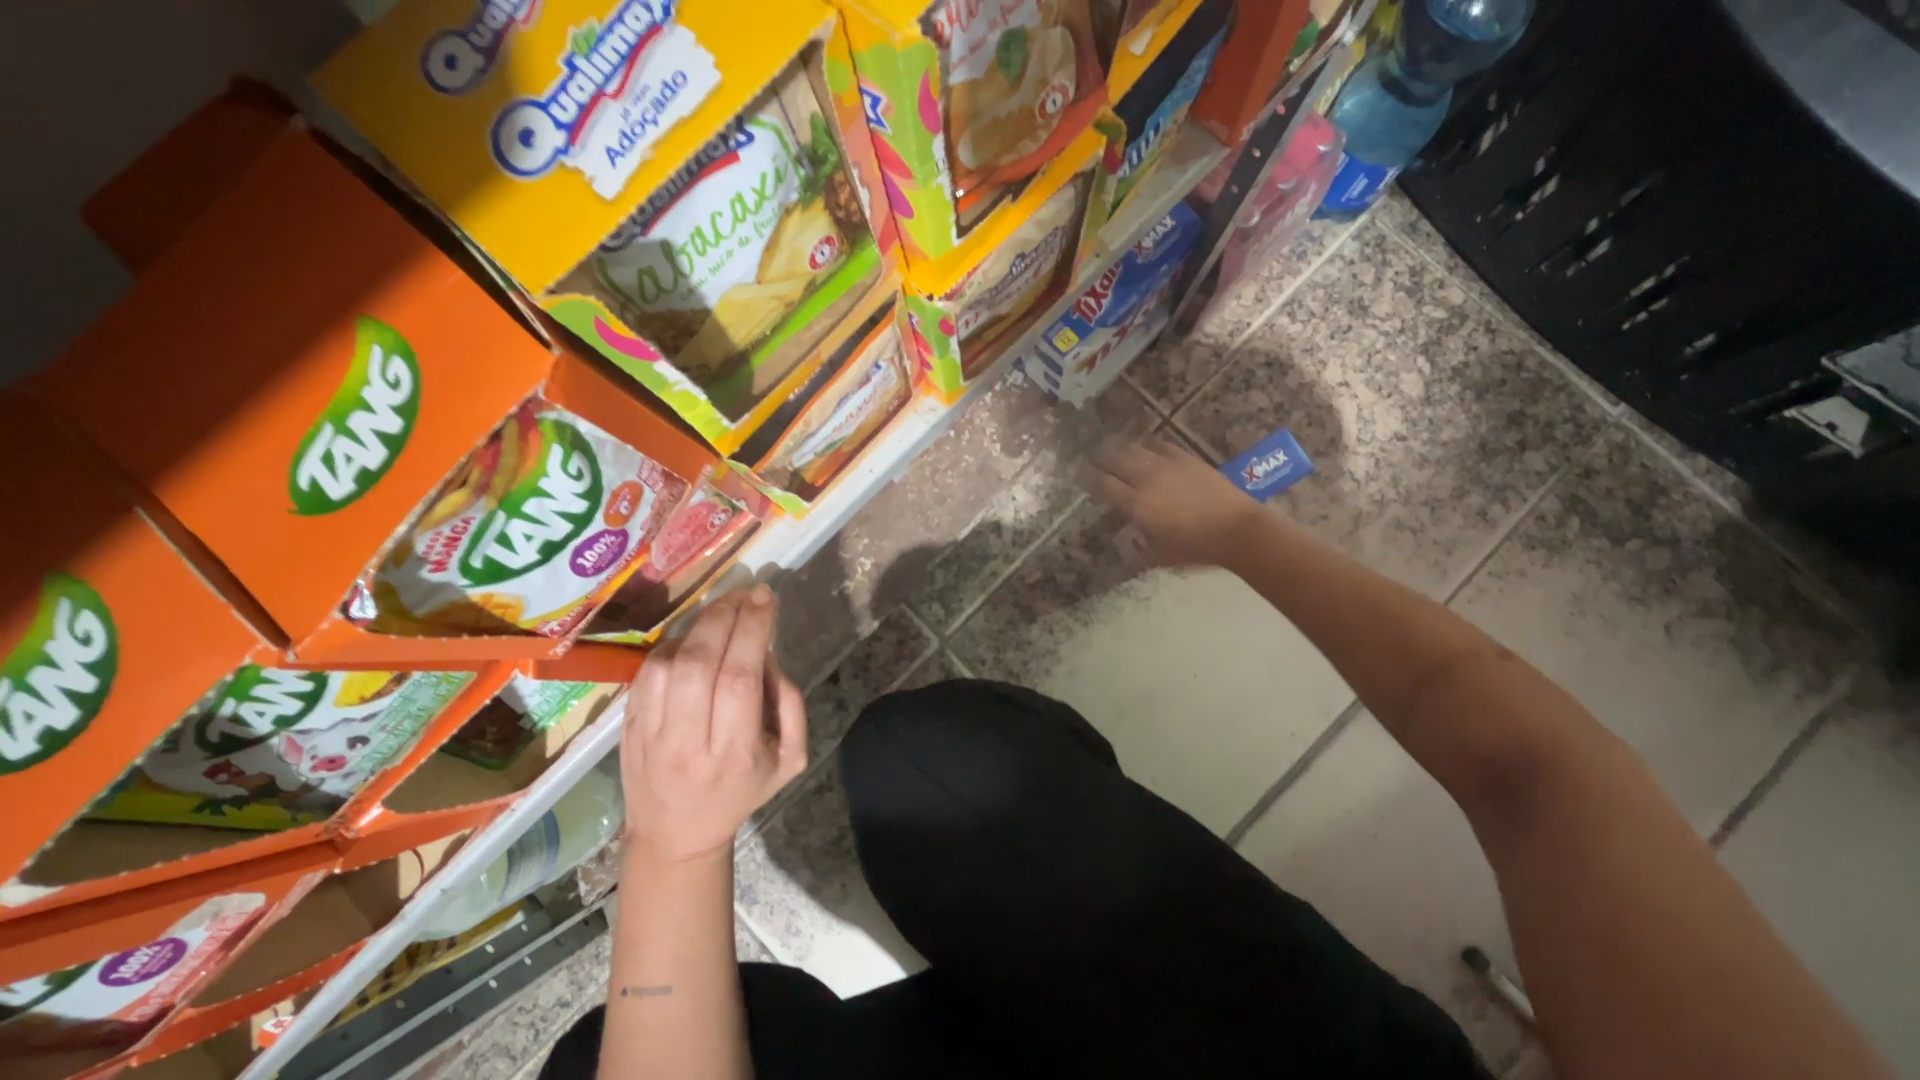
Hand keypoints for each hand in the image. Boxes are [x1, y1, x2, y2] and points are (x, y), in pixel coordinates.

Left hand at [620, 585, 806, 863]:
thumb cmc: (740, 793)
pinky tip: (693, 637)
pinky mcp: (627, 726)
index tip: (766, 598)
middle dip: (726, 617)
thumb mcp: (789, 760)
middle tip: (745, 593)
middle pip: (702, 665)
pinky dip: (671, 645)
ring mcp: (652, 735)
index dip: (752, 631)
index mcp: (735, 754)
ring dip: (698, 627)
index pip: (741, 680)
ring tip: (723, 609)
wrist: (674, 834)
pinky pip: (647, 672)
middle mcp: (689, 744)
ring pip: (670, 665)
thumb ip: (790, 706)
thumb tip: (768, 652)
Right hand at [1082, 436, 1266, 567]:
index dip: (1089, 480)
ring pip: (1137, 449)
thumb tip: (1128, 541)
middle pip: (1116, 461)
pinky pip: (1162, 445)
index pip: (1104, 486)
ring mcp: (1167, 465)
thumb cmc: (1196, 548)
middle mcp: (1147, 480)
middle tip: (1094, 457)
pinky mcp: (1187, 458)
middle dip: (1102, 459)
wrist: (1236, 529)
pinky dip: (1151, 446)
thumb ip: (1139, 548)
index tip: (1080, 476)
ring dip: (1123, 448)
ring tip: (1115, 447)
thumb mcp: (1161, 556)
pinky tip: (1149, 447)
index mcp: (1136, 505)